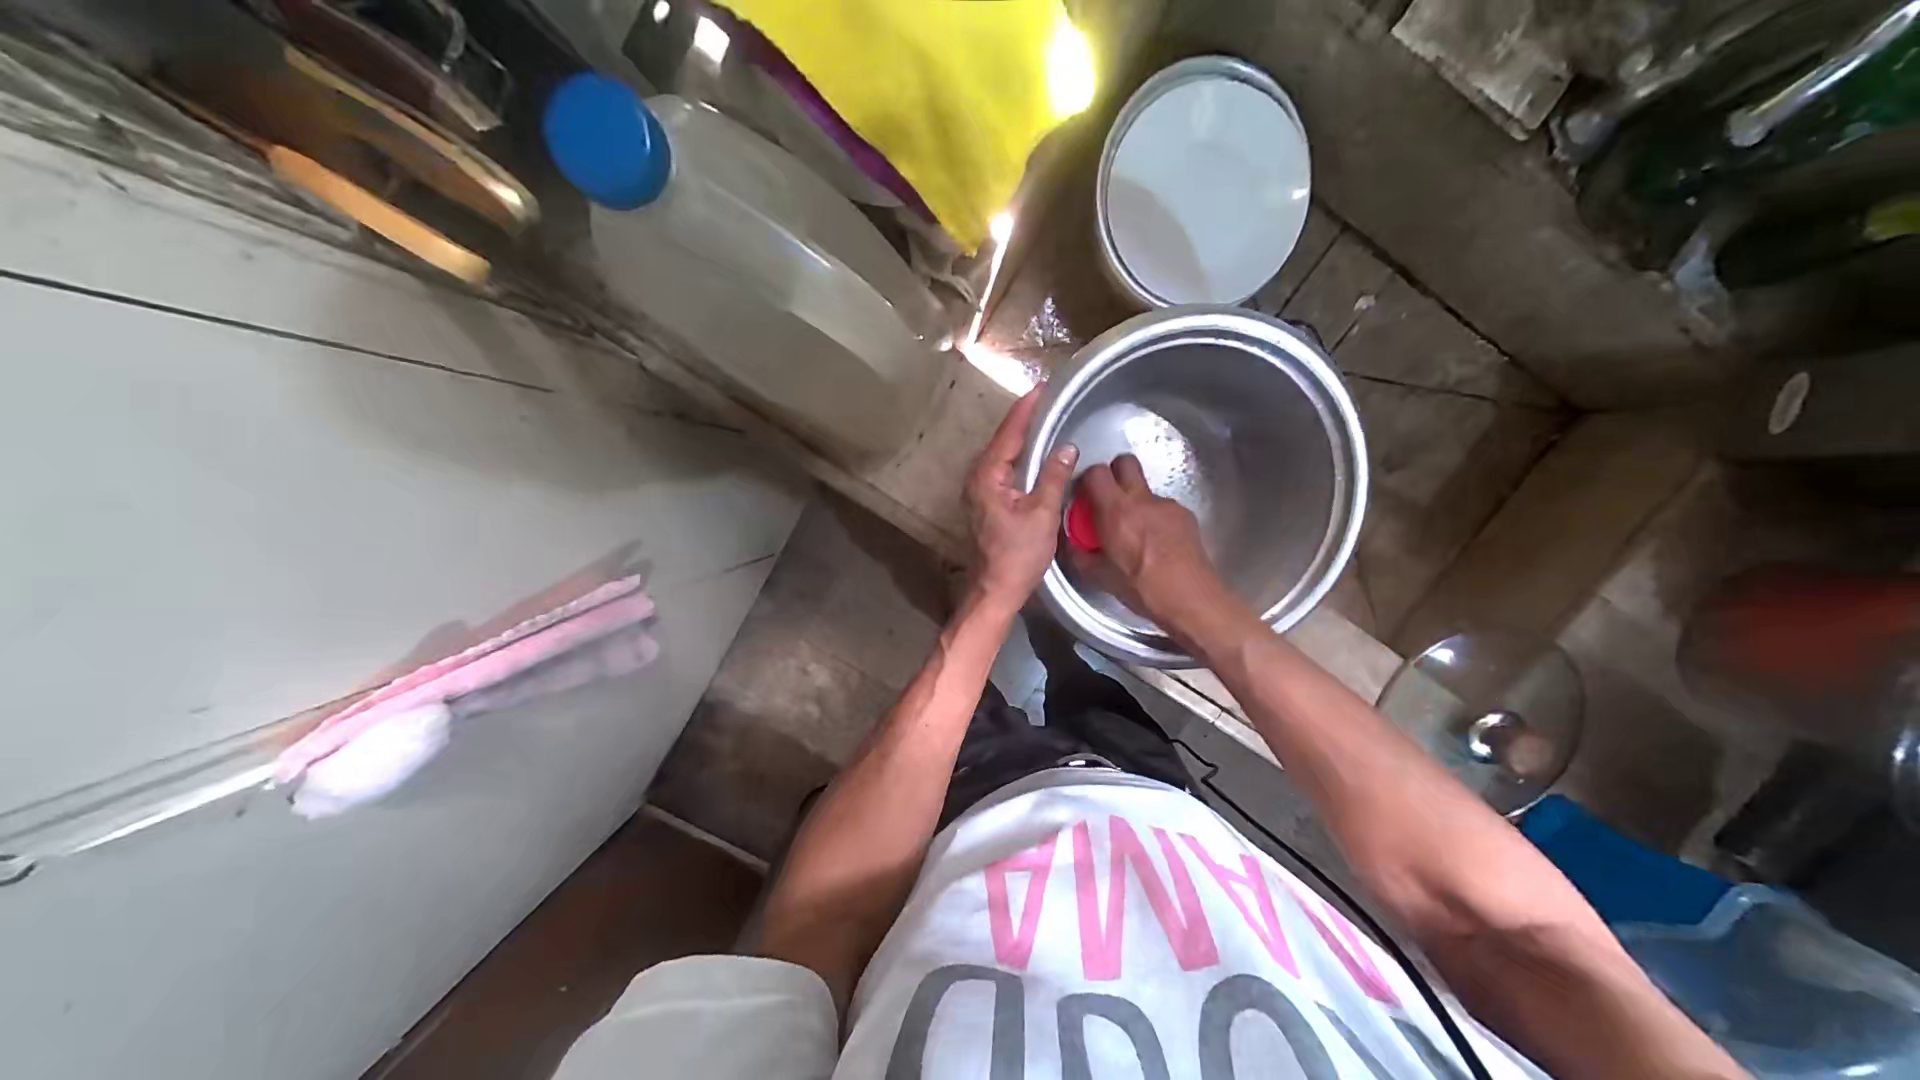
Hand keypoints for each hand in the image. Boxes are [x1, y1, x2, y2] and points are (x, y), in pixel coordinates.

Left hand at [965, 388, 1077, 605]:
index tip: (1042, 388)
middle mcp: (977, 477)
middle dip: (1025, 419)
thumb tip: (1067, 448)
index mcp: (987, 475)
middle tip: (1049, 401)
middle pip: (1003, 440)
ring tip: (1046, 420)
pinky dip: (1020, 458)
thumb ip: (1053, 477)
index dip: (1026, 409)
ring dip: (1022, 438)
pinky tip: (1036, 455)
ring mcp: (978, 490)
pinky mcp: (985, 502)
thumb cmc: (1018, 555)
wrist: (996, 589)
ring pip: (1002, 455)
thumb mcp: (1042, 514)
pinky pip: (1003, 470)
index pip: (1009, 432)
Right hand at [1076, 453, 1228, 630]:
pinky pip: (1163, 507)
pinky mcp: (1185, 514)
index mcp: (1115, 511)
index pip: (1096, 472)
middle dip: (1114, 473)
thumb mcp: (1100, 576)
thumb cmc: (1142, 588)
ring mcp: (1166, 505)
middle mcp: (1141, 500)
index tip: (1084, 496)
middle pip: (1125, 462)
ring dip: (1136, 501)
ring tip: (1136, 532)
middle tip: (1109, 498)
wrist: (1191, 599)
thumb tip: (1070, 543)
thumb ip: (1080, 554)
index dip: (1087, 479)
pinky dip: (1155, 517)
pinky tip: (1157, 543)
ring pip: (1145, 489)